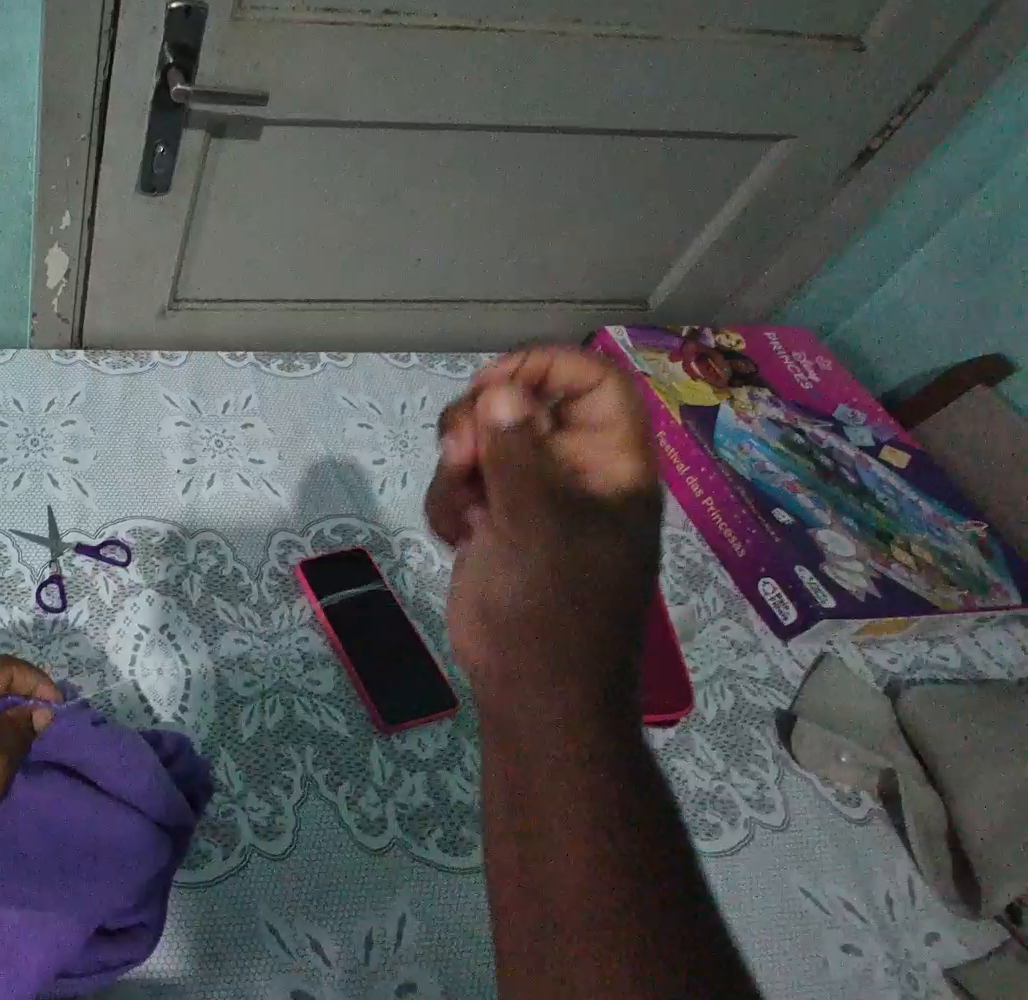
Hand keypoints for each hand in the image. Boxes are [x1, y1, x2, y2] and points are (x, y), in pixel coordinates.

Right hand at [426, 349, 661, 718]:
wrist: (530, 686)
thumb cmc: (552, 605)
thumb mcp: (539, 523)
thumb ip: (517, 452)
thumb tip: (502, 390)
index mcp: (608, 463)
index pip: (592, 382)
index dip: (544, 369)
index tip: (489, 388)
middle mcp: (569, 470)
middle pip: (520, 405)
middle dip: (478, 427)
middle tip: (463, 458)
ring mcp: (527, 497)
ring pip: (478, 444)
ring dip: (456, 472)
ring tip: (464, 514)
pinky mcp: (491, 521)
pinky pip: (457, 484)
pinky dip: (447, 504)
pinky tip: (456, 536)